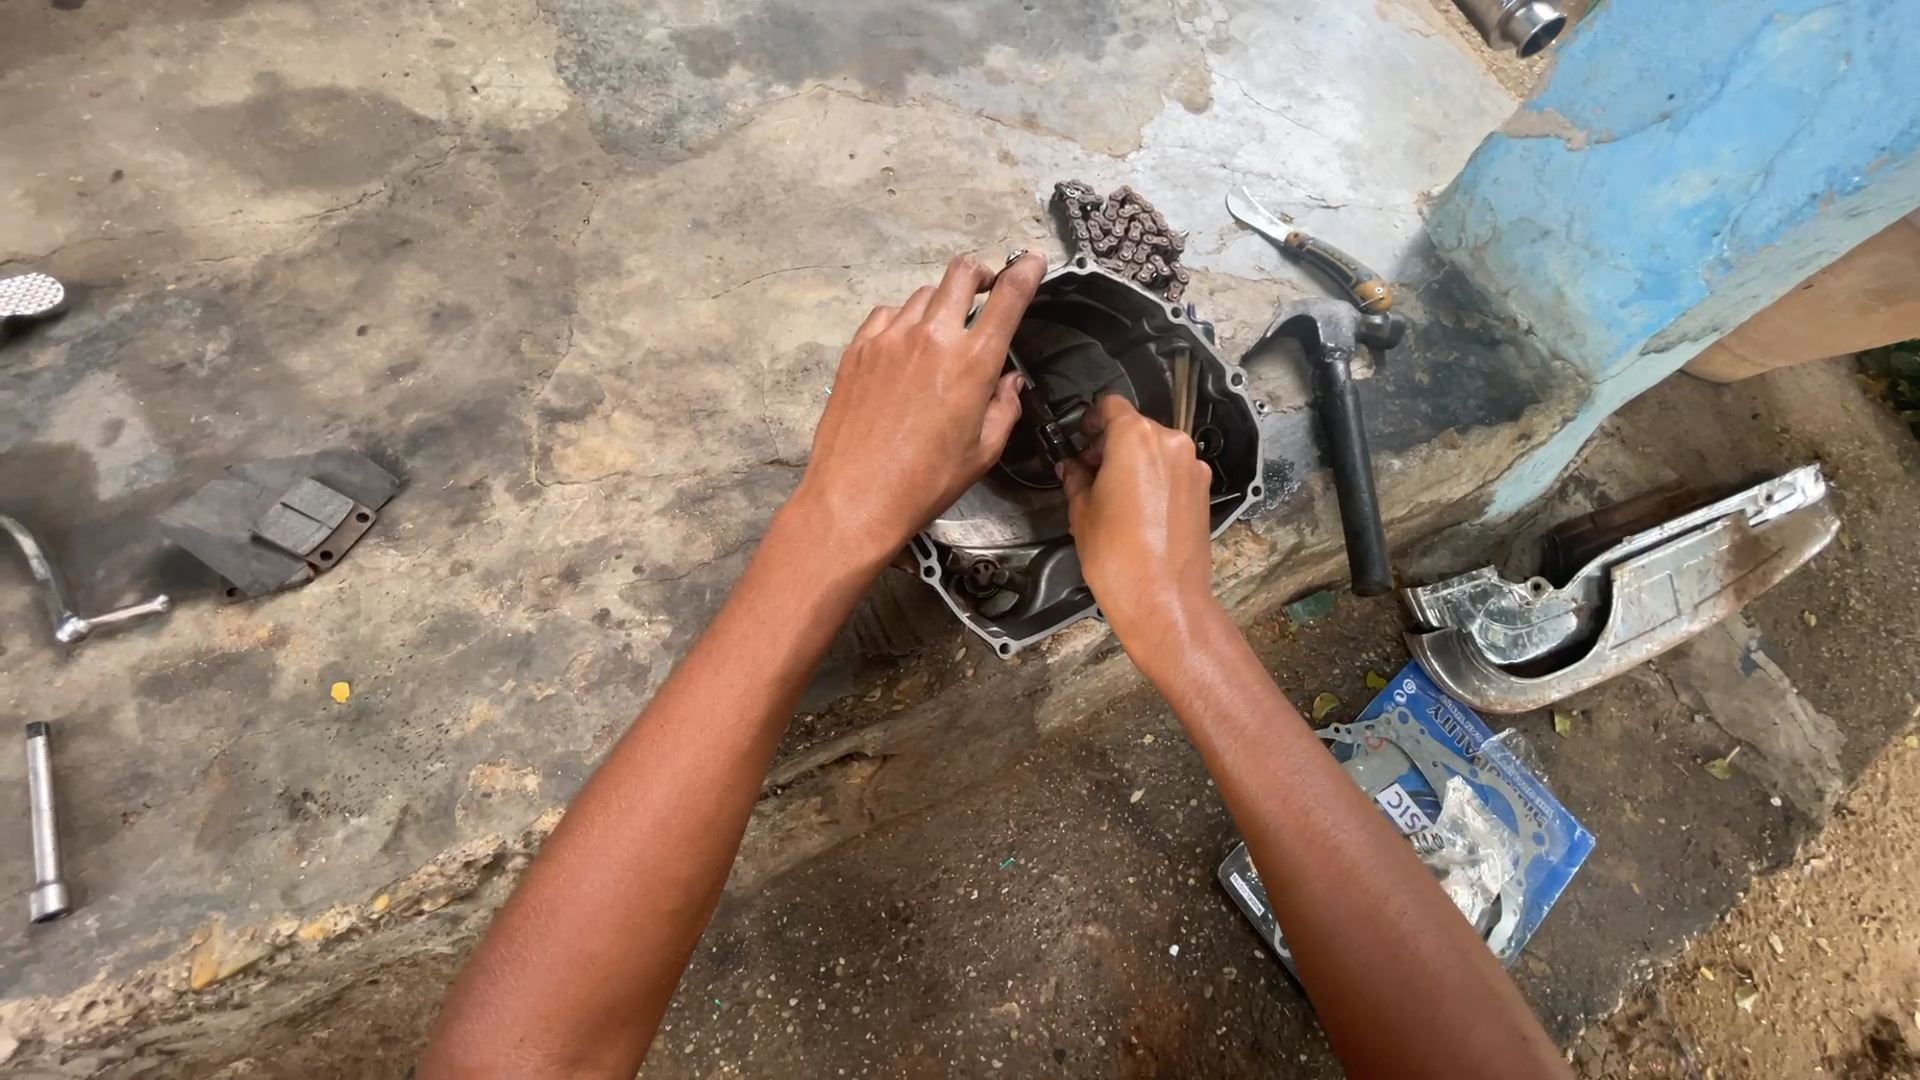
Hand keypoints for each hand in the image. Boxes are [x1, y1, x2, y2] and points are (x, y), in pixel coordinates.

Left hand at [792, 252, 1045, 565]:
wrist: (855, 496)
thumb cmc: (925, 482)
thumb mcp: (982, 453)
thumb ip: (1004, 408)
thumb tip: (1010, 381)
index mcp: (973, 363)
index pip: (1009, 297)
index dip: (1026, 271)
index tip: (1033, 261)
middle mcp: (932, 337)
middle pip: (962, 272)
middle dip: (980, 273)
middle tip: (984, 289)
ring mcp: (890, 338)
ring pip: (922, 295)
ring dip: (939, 304)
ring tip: (938, 334)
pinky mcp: (858, 348)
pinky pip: (886, 315)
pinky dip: (901, 322)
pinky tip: (902, 349)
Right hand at [1061, 395, 1218, 646]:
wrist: (1162, 597)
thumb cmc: (1118, 555)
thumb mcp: (1081, 511)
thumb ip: (1075, 478)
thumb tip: (1071, 467)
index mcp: (1135, 438)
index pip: (1111, 406)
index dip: (1091, 418)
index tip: (1081, 434)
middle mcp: (1170, 443)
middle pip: (1136, 427)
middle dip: (1111, 444)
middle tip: (1089, 470)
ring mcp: (1191, 466)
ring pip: (1156, 449)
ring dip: (1134, 461)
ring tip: (1113, 493)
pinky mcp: (1202, 490)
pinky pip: (1173, 470)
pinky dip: (1154, 478)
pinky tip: (1136, 507)